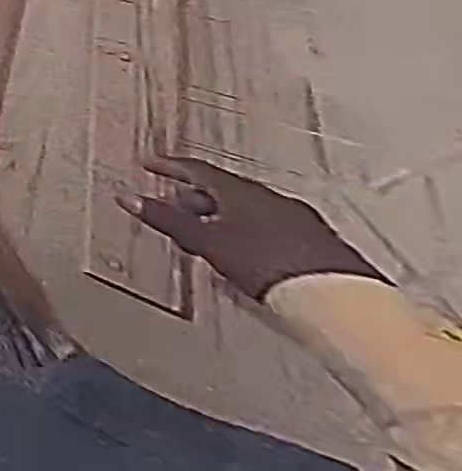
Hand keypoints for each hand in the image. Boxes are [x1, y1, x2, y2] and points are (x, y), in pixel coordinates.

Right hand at [117, 156, 384, 299]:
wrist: (342, 306)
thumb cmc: (268, 265)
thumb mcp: (205, 241)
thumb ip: (165, 218)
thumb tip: (127, 198)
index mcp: (243, 192)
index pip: (197, 169)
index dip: (169, 166)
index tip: (150, 164)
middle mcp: (274, 200)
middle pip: (225, 189)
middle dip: (195, 196)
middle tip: (172, 206)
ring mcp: (303, 223)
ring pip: (250, 209)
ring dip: (223, 216)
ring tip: (206, 234)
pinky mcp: (322, 246)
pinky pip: (273, 227)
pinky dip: (249, 231)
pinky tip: (244, 250)